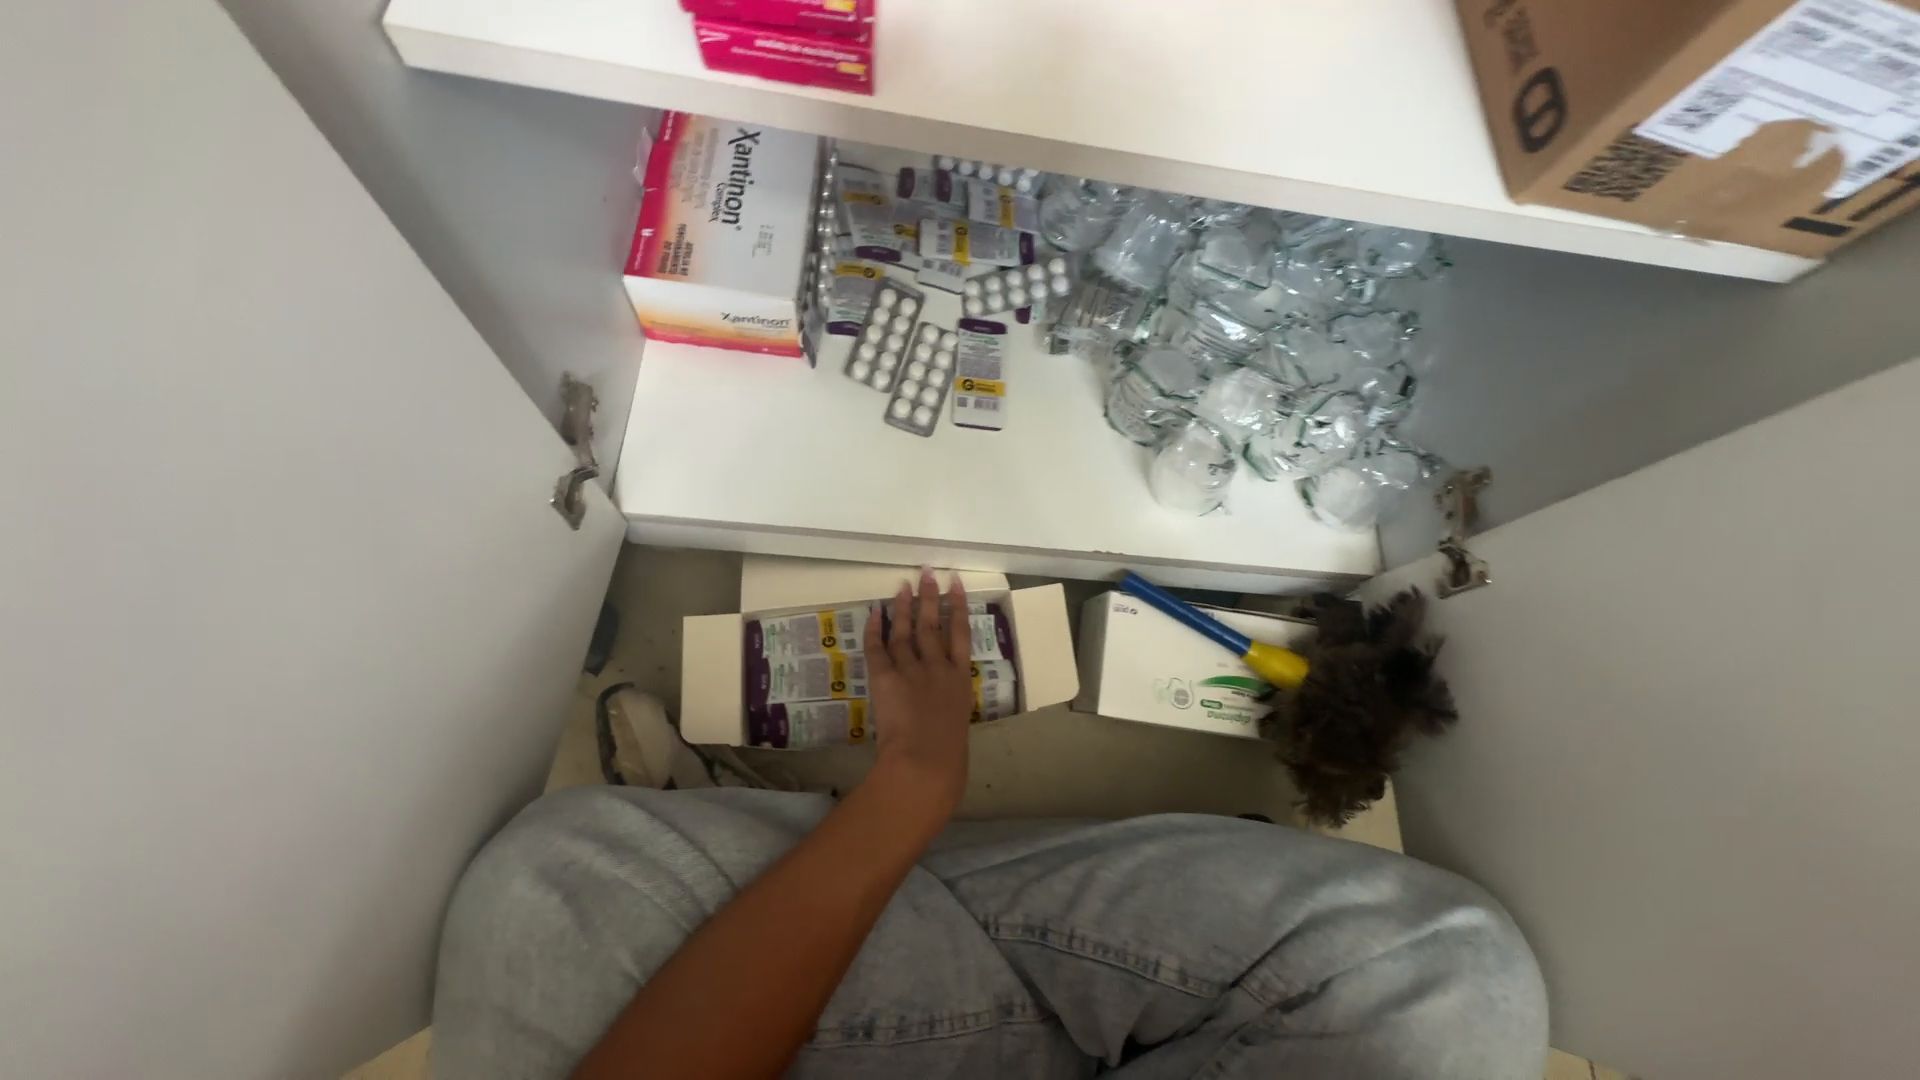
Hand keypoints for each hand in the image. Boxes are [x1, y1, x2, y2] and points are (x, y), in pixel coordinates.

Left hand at [862, 568, 973, 827]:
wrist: (926, 762)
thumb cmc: (948, 760)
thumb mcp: (957, 732)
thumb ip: (949, 714)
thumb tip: (942, 715)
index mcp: (961, 682)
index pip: (962, 636)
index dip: (958, 608)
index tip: (956, 585)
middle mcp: (938, 669)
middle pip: (933, 626)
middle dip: (930, 598)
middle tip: (927, 574)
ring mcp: (912, 670)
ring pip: (906, 632)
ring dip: (905, 607)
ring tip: (904, 585)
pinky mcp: (886, 678)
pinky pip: (878, 648)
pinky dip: (875, 629)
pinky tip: (875, 612)